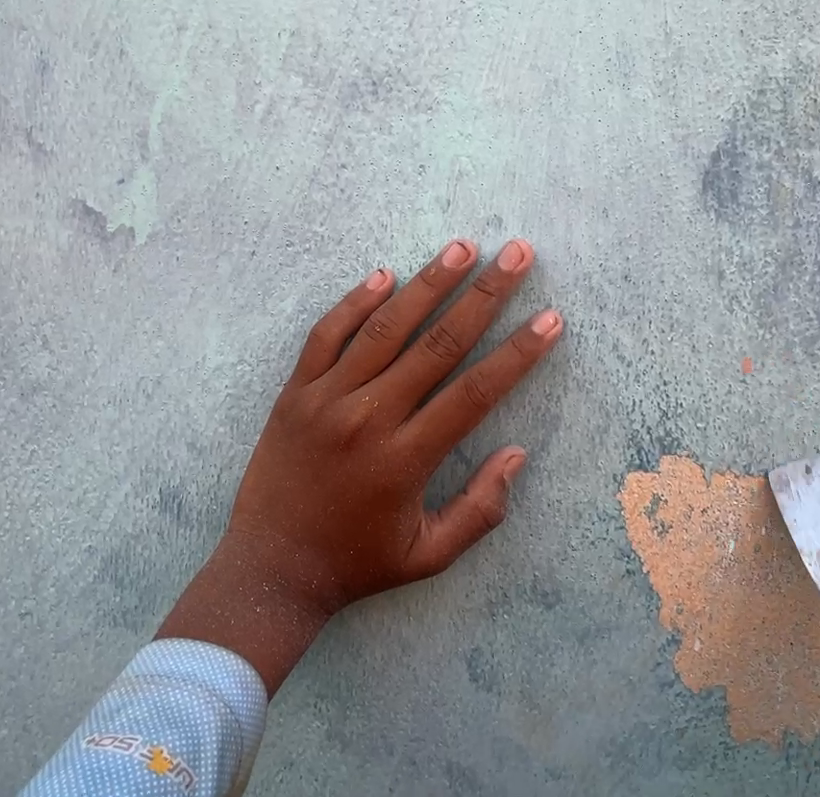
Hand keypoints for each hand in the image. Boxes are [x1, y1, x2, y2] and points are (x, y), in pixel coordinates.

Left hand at [156, 239, 563, 692]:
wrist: (269, 572)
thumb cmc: (355, 565)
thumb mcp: (428, 556)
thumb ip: (480, 510)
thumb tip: (518, 455)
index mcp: (405, 460)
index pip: (475, 393)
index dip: (518, 353)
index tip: (550, 319)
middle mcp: (367, 420)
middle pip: (437, 345)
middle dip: (484, 295)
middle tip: (516, 254)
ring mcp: (325, 401)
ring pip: (384, 329)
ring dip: (427, 284)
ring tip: (462, 247)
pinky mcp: (293, 394)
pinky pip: (325, 336)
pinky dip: (354, 303)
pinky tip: (384, 274)